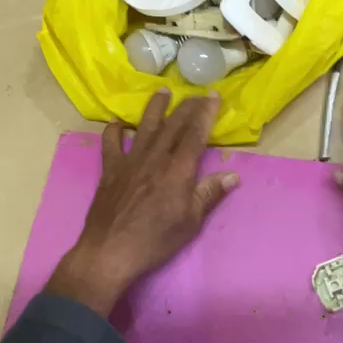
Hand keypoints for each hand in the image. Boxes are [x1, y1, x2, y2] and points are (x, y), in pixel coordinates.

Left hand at [49, 90, 237, 315]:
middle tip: (197, 93)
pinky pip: (111, 142)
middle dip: (187, 106)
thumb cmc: (155, 240)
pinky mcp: (110, 170)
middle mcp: (155, 158)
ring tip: (163, 91)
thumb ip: (209, 194)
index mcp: (178, 170)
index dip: (206, 113)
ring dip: (155, 107)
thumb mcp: (190, 222)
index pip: (196, 134)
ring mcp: (129, 161)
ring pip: (144, 126)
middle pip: (173, 125)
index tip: (214, 96)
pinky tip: (118, 123)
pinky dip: (114, 130)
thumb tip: (232, 175)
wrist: (109, 252)